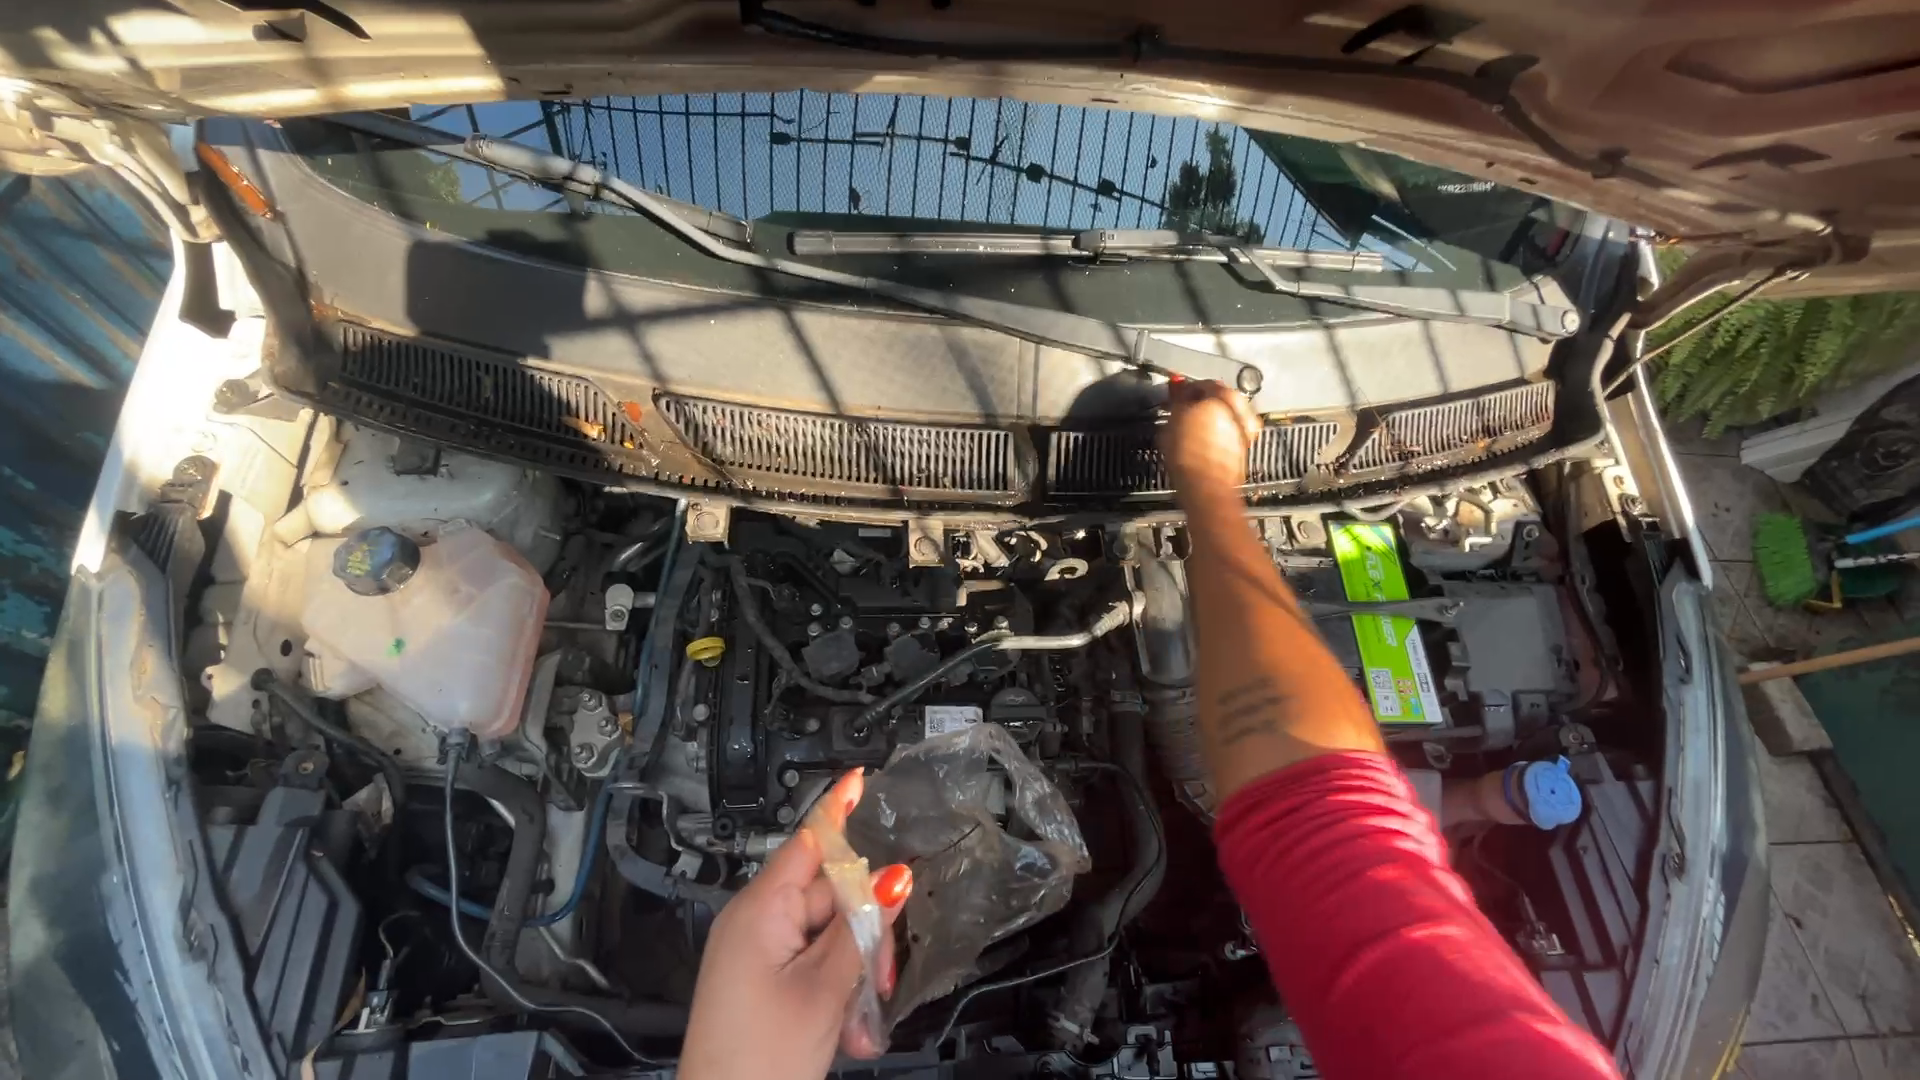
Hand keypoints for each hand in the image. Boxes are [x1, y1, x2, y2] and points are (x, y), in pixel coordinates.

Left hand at [678, 773, 911, 1079]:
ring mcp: (756, 949)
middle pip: (830, 896)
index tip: (858, 776)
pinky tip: (848, 1028)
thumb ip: (862, 929)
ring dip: (854, 969)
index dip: (837, 808)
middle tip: (884, 979)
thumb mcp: (824, 991)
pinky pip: (810, 959)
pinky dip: (836, 986)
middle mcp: (755, 919)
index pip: (808, 841)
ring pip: (827, 933)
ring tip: (862, 1020)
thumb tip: (896, 876)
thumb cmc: (760, 1060)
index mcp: (761, 909)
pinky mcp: (760, 975)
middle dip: (865, 931)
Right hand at [1161, 378, 1260, 494]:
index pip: (1201, 384)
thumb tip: (1177, 384)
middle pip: (1217, 398)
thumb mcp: (1173, 421)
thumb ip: (1177, 399)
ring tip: (1189, 429)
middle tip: (1181, 412)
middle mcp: (1239, 409)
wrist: (1206, 489)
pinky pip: (1226, 432)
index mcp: (1223, 397)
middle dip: (1200, 402)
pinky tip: (1201, 443)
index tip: (1173, 398)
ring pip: (1223, 415)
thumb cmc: (1189, 455)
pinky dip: (1215, 433)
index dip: (1185, 390)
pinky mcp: (1242, 448)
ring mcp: (1244, 429)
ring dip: (1209, 418)